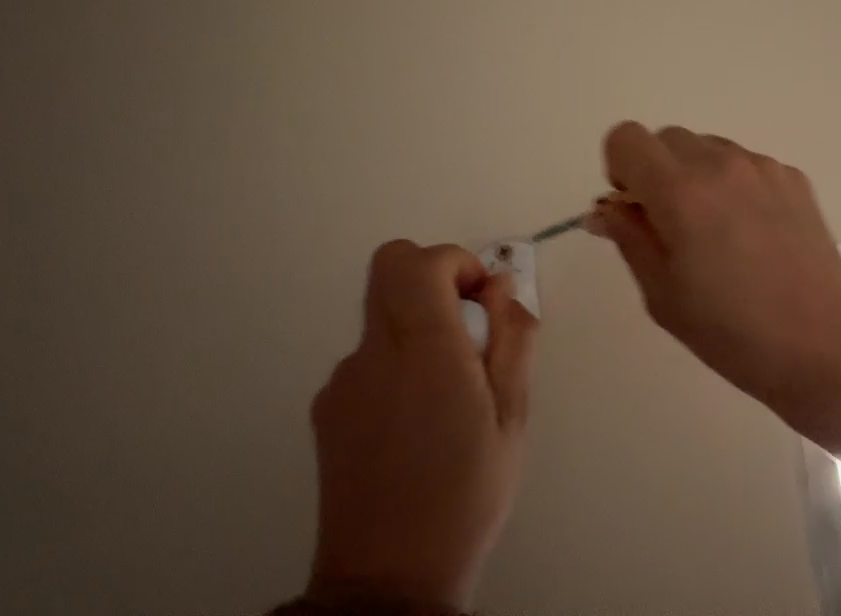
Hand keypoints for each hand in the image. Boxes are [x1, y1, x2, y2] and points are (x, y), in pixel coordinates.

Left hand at [306, 241, 537, 611]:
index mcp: (424, 351)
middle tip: (469, 327)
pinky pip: (368, 358)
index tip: (483, 301)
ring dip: (418, 327)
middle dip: (435, 278)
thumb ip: (513, 336)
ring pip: (380, 315)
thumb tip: (503, 288)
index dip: (456, 262)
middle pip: (387, 268)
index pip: (417, 261)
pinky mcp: (326, 412)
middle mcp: (372, 355)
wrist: (388, 578)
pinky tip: (418, 422)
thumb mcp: (514, 412)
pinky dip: (397, 364)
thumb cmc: (467, 492)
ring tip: (450, 395)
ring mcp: (341, 383)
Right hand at [589, 123, 840, 508]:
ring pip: (709, 149)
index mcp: (682, 191)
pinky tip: (754, 237)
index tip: (635, 211)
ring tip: (718, 237)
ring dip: (696, 177)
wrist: (824, 344)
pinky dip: (734, 186)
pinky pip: (746, 165)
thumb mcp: (662, 295)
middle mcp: (723, 164)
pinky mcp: (795, 179)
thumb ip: (630, 238)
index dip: (620, 171)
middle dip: (655, 172)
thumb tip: (608, 207)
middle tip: (670, 228)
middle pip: (667, 139)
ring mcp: (764, 168)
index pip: (626, 138)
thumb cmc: (732, 333)